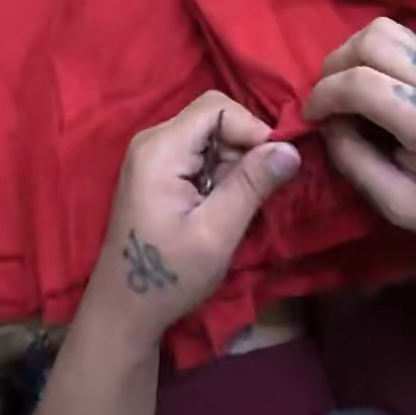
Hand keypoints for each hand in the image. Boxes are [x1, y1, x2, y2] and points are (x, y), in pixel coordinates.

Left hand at [79, 91, 301, 348]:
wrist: (124, 307)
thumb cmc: (170, 275)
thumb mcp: (217, 232)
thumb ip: (251, 185)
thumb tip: (291, 149)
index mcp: (161, 148)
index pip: (216, 107)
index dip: (250, 128)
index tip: (272, 166)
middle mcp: (152, 139)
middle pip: (211, 117)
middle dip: (242, 147)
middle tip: (251, 192)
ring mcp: (150, 152)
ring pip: (207, 134)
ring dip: (231, 161)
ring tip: (231, 204)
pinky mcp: (155, 167)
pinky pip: (195, 150)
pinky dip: (216, 170)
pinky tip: (216, 204)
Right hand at [303, 18, 415, 271]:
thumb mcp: (395, 204)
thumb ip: (351, 158)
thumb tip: (326, 121)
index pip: (362, 83)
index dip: (324, 95)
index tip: (311, 116)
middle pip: (371, 42)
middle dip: (334, 66)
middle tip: (327, 100)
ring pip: (383, 29)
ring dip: (352, 52)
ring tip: (345, 87)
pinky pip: (400, 37)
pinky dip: (372, 52)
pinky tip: (371, 83)